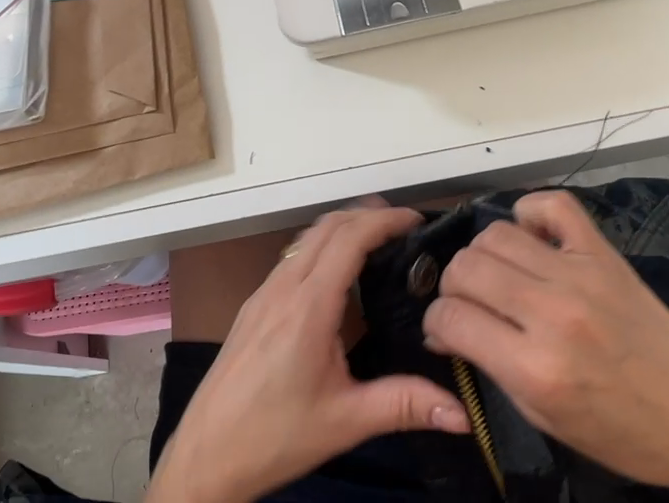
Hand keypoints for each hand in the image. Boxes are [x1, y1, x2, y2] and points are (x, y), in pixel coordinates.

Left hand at [149, 206, 471, 502]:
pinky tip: (336, 275)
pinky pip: (291, 259)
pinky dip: (320, 247)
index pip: (349, 240)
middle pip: (325, 228)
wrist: (207, 454)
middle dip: (365, 215)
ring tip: (377, 239)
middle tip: (404, 224)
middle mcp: (282, 288)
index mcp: (308, 306)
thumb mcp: (346, 421)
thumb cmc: (275, 436)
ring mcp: (263, 295)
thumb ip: (405, 405)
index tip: (416, 220)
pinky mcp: (252, 308)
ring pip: (305, 240)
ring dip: (340, 228)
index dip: (384, 221)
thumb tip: (462, 413)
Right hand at [422, 190, 668, 492]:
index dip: (436, 322)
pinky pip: (552, 206)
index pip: (451, 317)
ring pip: (495, 235)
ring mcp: (579, 276)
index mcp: (534, 368)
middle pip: (465, 267)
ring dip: (483, 255)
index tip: (444, 330)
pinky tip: (530, 237)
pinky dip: (530, 212)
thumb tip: (446, 330)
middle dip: (452, 286)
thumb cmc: (622, 431)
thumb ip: (492, 367)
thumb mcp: (543, 419)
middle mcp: (551, 313)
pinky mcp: (602, 253)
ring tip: (498, 276)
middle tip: (469, 303)